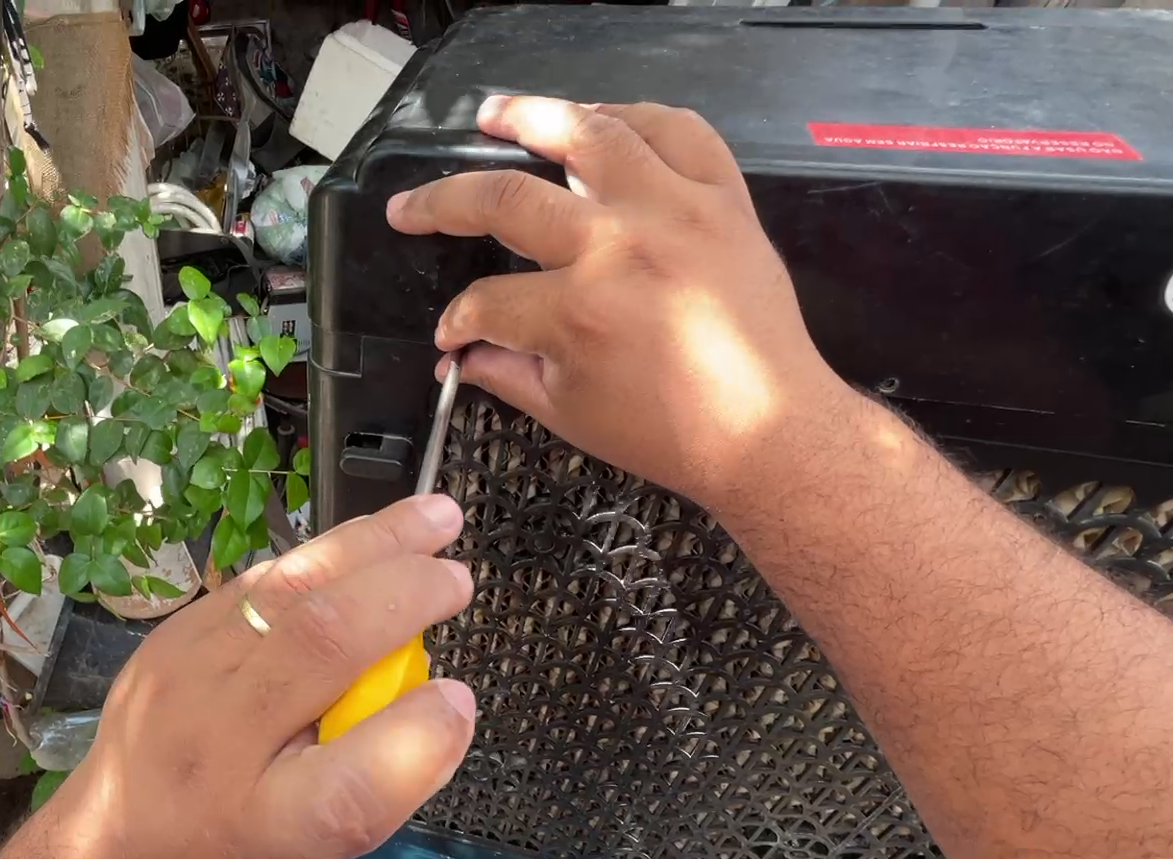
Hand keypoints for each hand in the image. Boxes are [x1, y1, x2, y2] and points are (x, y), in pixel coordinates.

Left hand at [44, 495, 476, 858]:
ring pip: (288, 588)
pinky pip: (263, 579)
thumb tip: (445, 697)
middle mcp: (216, 740)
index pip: (345, 790)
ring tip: (434, 517)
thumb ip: (377, 784)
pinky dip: (327, 556)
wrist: (118, 824)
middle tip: (458, 579)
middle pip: (318, 647)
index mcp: (263, 822)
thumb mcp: (312, 848)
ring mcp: (184, 671)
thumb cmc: (236, 841)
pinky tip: (369, 542)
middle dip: (402, 597)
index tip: (458, 697)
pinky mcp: (173, 629)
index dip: (414, 739)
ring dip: (371, 546)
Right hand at [386, 96, 856, 510]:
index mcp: (575, 311)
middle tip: (409, 206)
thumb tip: (457, 358)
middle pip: (506, 200)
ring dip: (530, 117)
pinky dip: (633, 118)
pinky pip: (678, 130)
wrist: (763, 429)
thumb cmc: (664, 432)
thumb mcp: (564, 410)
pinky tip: (599, 119)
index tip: (449, 338)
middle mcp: (618, 245)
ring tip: (493, 113)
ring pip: (590, 134)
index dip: (454, 324)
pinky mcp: (722, 199)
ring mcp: (675, 210)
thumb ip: (501, 372)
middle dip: (441, 205)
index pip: (483, 302)